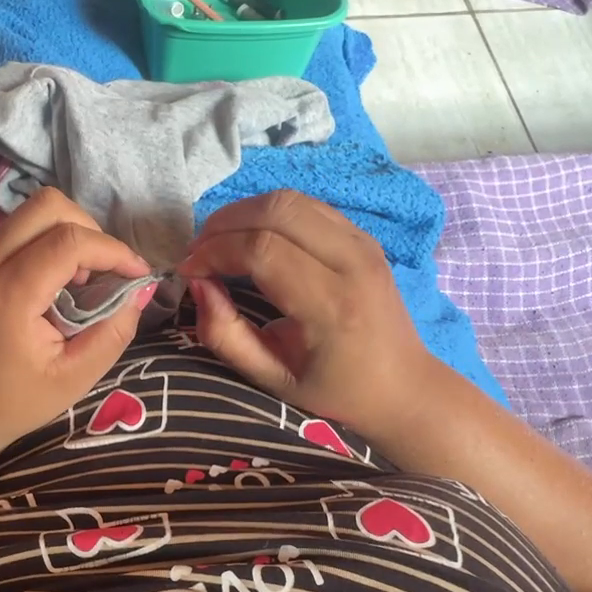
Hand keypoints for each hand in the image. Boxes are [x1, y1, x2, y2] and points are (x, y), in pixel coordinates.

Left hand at [0, 188, 154, 466]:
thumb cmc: (15, 402)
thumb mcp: (75, 378)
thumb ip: (114, 332)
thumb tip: (141, 290)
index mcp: (9, 296)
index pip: (68, 241)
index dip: (113, 250)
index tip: (138, 275)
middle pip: (48, 206)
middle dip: (90, 229)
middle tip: (106, 271)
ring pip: (35, 210)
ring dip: (72, 231)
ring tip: (86, 278)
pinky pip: (25, 228)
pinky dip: (54, 239)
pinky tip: (65, 281)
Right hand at [178, 190, 436, 439]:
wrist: (403, 386)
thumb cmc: (335, 391)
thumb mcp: (272, 380)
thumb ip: (226, 336)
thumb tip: (198, 286)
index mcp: (332, 305)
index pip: (262, 250)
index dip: (214, 253)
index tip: (189, 272)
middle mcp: (352, 263)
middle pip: (275, 211)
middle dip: (224, 224)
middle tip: (199, 253)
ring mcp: (363, 243)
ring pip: (289, 200)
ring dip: (243, 213)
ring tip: (218, 244)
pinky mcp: (363, 235)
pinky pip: (306, 206)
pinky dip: (267, 214)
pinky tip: (250, 239)